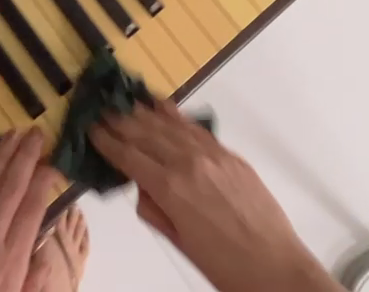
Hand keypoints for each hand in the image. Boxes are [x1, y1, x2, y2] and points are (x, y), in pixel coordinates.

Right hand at [92, 102, 337, 291]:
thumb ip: (156, 209)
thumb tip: (142, 185)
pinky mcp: (229, 154)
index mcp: (171, 188)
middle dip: (120, 121)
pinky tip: (162, 105)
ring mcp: (211, 154)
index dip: (107, 141)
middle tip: (100, 109)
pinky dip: (175, 115)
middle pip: (145, 133)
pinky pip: (195, 127)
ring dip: (143, 112)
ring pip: (169, 125)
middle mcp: (187, 163)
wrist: (277, 269)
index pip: (129, 157)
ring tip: (125, 101)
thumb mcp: (180, 243)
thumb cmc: (226, 266)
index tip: (91, 128)